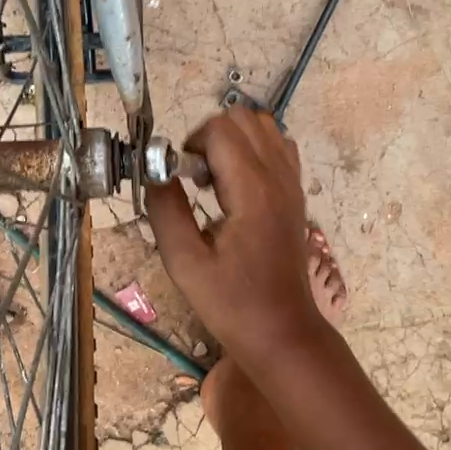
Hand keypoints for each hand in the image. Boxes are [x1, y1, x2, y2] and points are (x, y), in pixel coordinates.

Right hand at [147, 108, 327, 363]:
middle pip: (243, 118)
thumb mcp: (184, 263)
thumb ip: (165, 211)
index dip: (191, 144)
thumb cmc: (232, 303)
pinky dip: (253, 150)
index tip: (181, 179)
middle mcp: (278, 177)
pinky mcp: (296, 193)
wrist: (282, 332)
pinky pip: (278, 146)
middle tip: (195, 178)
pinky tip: (237, 184)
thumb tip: (154, 174)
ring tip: (216, 178)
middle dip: (210, 136)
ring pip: (264, 126)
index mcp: (253, 192)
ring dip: (233, 139)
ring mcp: (293, 183)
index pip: (220, 129)